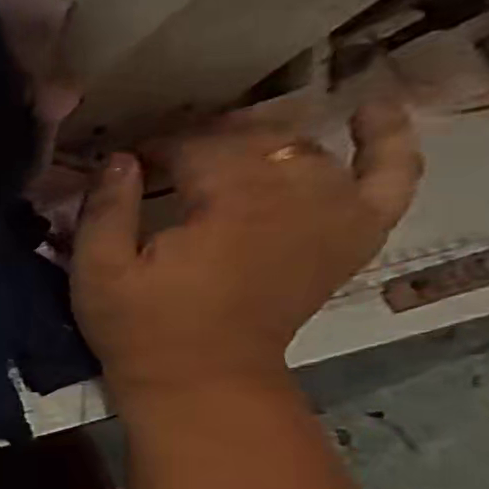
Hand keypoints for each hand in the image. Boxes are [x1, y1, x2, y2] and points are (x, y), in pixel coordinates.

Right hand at [71, 101, 422, 408]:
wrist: (199, 376)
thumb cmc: (138, 326)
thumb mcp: (97, 271)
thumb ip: (106, 210)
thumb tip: (120, 158)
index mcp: (229, 202)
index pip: (196, 145)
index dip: (158, 145)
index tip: (128, 158)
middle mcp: (296, 192)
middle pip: (252, 139)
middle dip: (204, 139)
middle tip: (164, 157)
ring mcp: (337, 209)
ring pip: (304, 147)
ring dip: (262, 140)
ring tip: (223, 149)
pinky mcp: (355, 230)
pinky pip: (391, 171)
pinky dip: (388, 137)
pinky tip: (370, 113)